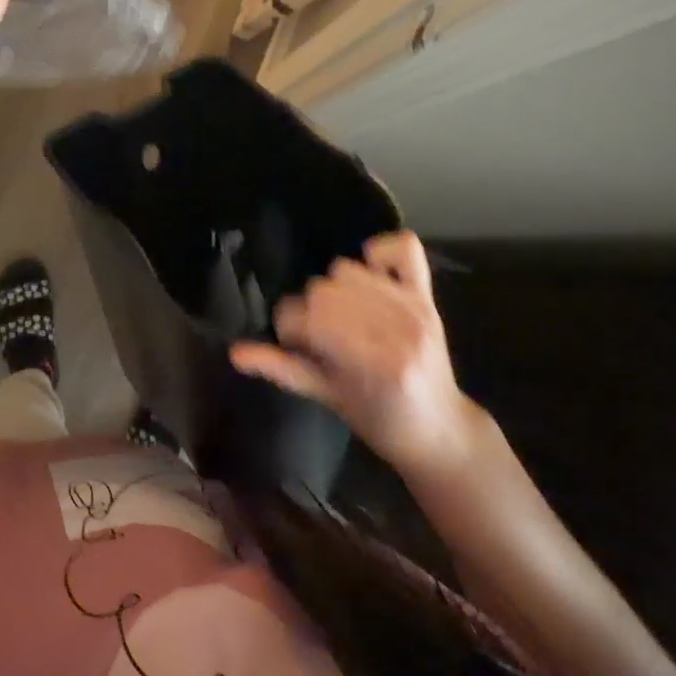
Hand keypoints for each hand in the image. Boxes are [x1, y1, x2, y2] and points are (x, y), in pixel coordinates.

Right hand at [230, 231, 479, 469]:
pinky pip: (401, 247)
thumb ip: (283, 369)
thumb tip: (236, 353)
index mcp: (375, 362)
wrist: (439, 429)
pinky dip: (379, 254)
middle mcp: (399, 328)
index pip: (309, 319)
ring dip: (334, 290)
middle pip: (323, 290)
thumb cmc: (379, 420)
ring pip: (347, 269)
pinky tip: (370, 279)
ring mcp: (415, 307)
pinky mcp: (427, 294)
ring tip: (341, 318)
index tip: (297, 349)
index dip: (290, 331)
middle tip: (318, 340)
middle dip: (308, 312)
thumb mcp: (328, 398)